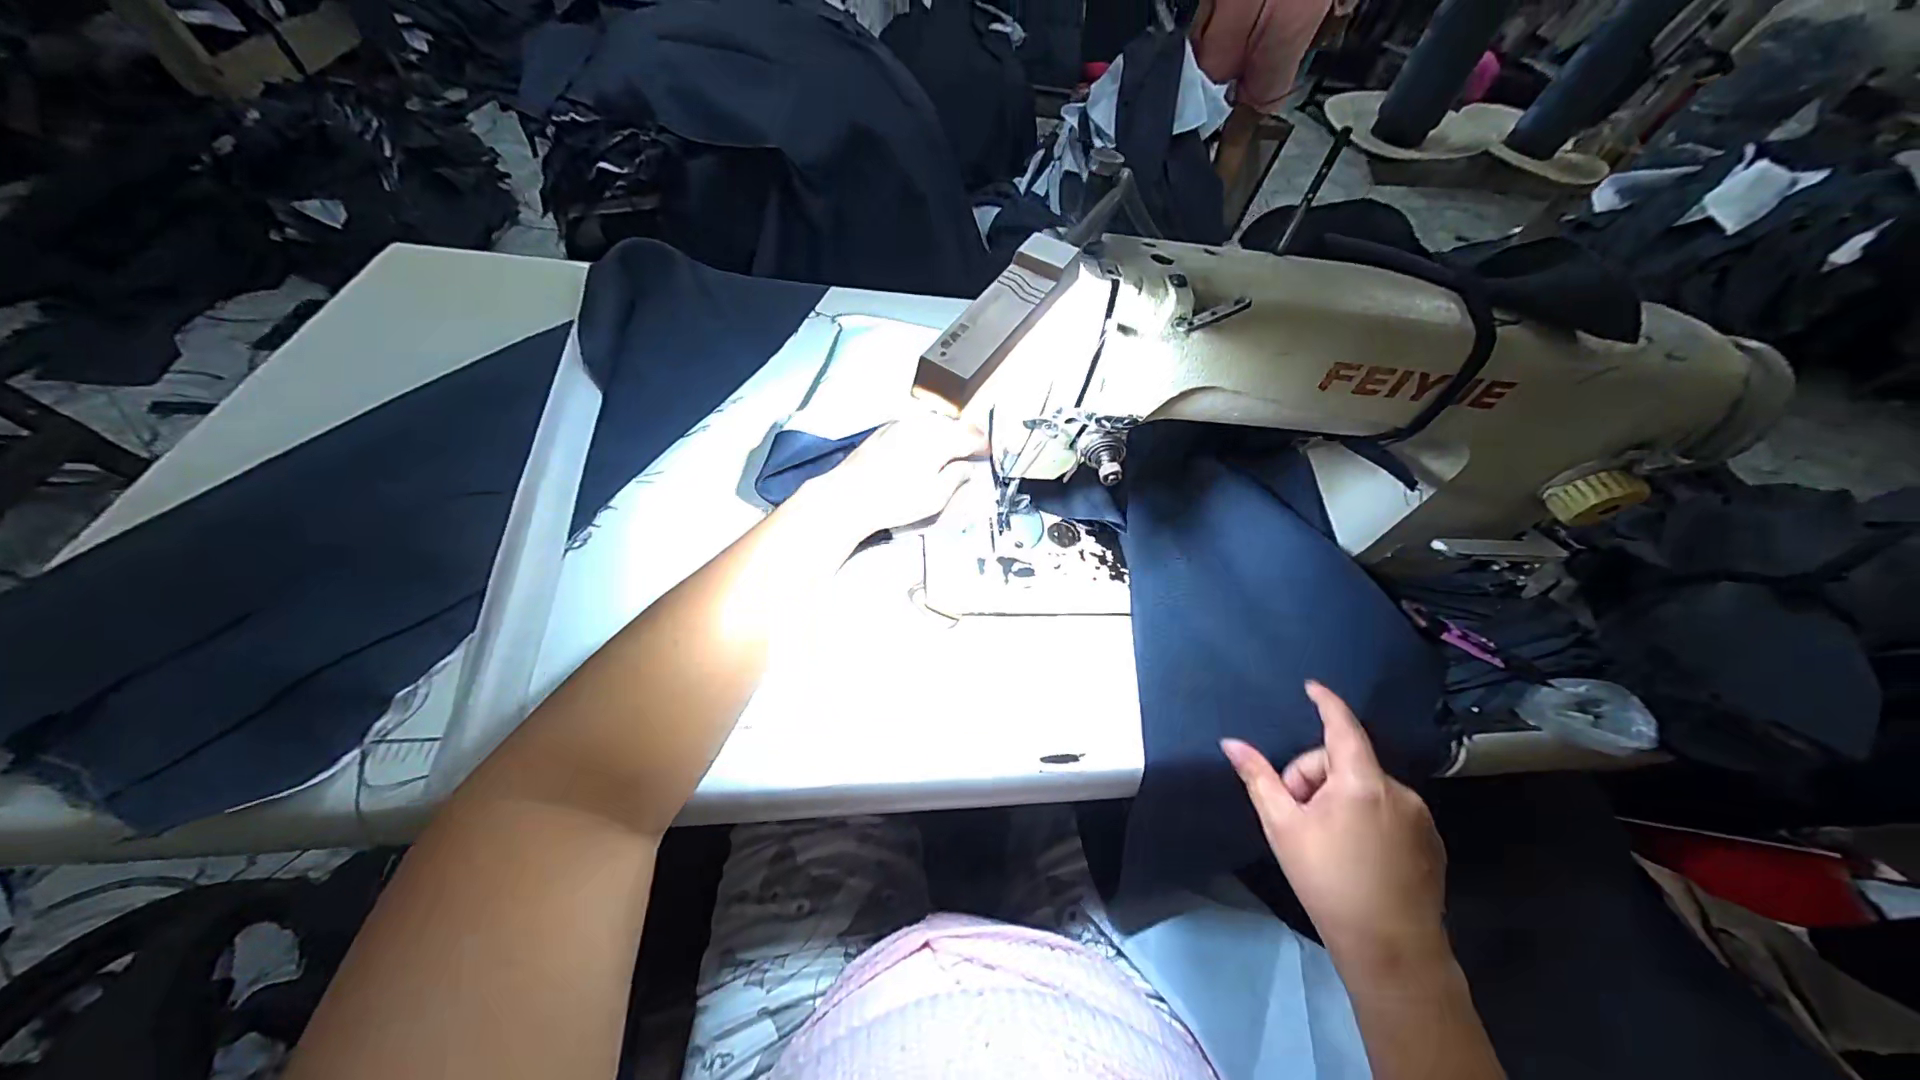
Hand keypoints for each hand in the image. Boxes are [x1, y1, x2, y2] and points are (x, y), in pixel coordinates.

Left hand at [801, 412, 986, 534]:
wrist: (849, 497)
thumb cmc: (893, 500)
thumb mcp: (935, 497)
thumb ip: (957, 478)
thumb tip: (966, 469)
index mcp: (938, 439)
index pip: (971, 435)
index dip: (982, 444)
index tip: (986, 453)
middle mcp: (921, 425)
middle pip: (952, 425)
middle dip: (964, 437)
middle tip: (970, 452)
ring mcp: (900, 424)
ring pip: (932, 423)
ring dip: (944, 434)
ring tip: (947, 452)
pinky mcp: (884, 430)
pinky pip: (913, 425)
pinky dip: (924, 434)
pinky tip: (921, 451)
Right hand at [1222, 681, 1447, 972]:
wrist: (1391, 948)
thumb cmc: (1327, 881)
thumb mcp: (1282, 826)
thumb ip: (1258, 777)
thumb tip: (1231, 744)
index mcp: (1361, 782)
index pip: (1342, 726)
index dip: (1326, 702)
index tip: (1312, 687)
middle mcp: (1397, 791)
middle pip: (1343, 762)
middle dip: (1314, 778)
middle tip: (1297, 816)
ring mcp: (1419, 816)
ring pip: (1365, 787)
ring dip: (1338, 797)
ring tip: (1323, 839)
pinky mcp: (1430, 840)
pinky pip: (1387, 808)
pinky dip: (1364, 814)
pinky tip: (1353, 852)